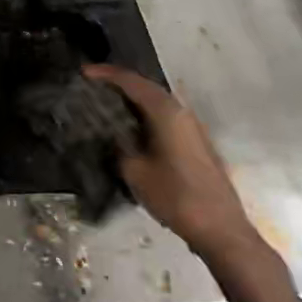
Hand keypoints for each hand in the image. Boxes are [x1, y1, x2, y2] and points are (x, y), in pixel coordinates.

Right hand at [84, 65, 256, 257]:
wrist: (220, 229)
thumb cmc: (175, 196)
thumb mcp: (133, 170)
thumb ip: (117, 144)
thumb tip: (106, 131)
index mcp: (166, 112)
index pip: (132, 82)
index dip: (105, 74)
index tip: (81, 72)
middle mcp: (181, 113)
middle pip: (146, 88)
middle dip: (118, 84)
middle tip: (90, 86)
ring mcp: (192, 128)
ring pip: (156, 103)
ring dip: (131, 99)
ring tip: (103, 103)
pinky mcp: (194, 143)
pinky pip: (163, 117)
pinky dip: (142, 114)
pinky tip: (126, 126)